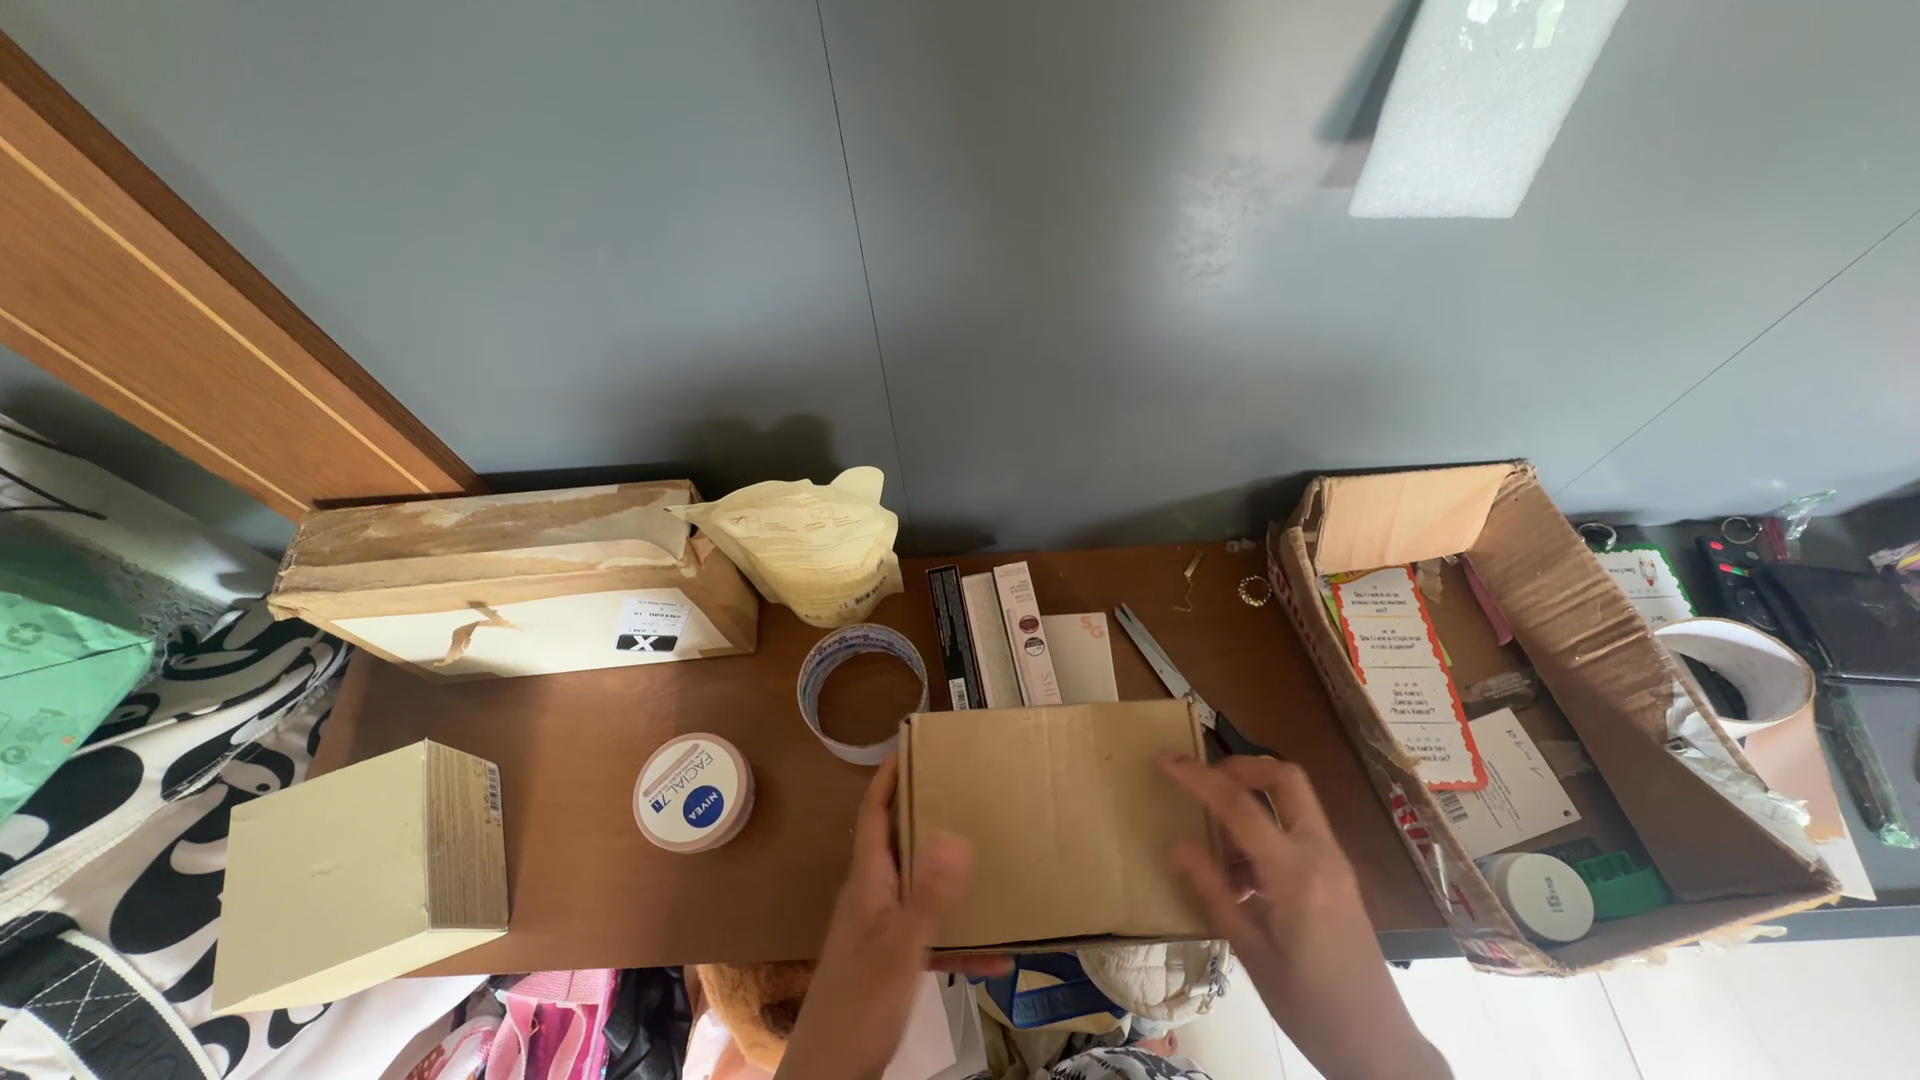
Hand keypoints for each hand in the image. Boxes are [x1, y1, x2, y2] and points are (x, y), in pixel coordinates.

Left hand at [777, 757, 994, 1079]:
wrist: (831, 1071)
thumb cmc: (861, 1003)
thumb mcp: (901, 946)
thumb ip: (929, 894)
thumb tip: (955, 833)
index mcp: (867, 882)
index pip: (873, 814)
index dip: (888, 779)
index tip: (912, 745)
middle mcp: (870, 897)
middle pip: (896, 842)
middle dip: (924, 812)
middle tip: (962, 789)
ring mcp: (879, 930)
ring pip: (917, 886)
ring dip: (947, 873)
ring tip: (986, 854)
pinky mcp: (891, 962)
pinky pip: (931, 936)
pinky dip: (960, 938)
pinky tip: (998, 953)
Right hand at [1161, 755, 1450, 1079]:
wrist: (1379, 1047)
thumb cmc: (1311, 1008)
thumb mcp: (1252, 954)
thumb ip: (1214, 893)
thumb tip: (1177, 845)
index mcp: (1295, 875)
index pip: (1241, 806)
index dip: (1199, 778)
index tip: (1166, 761)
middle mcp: (1321, 855)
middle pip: (1286, 778)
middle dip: (1242, 767)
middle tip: (1204, 780)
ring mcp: (1335, 864)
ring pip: (1294, 802)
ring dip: (1253, 803)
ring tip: (1218, 853)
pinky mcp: (1338, 877)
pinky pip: (1298, 831)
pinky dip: (1266, 832)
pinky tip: (1241, 878)